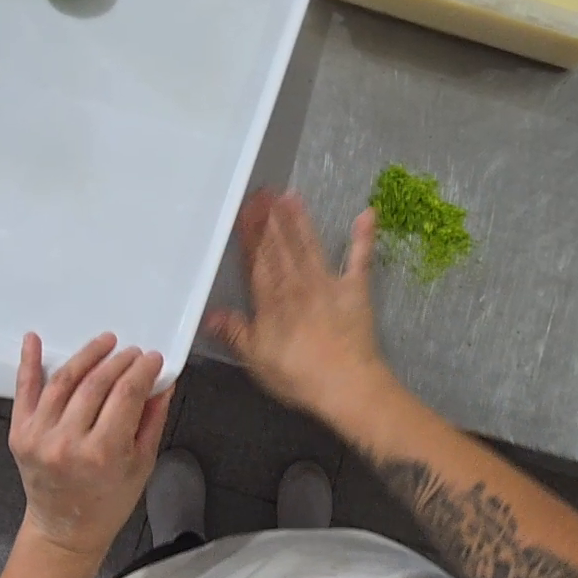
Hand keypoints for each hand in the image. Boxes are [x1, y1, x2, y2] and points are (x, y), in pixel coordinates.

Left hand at [9, 332, 171, 563]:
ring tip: (105, 341)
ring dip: (86, 355)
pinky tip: (33, 339)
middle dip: (119, 361)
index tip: (153, 358)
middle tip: (134, 352)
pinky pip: (24, 391)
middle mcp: (68, 442)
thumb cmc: (110, 500)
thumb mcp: (142, 463)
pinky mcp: (20, 434)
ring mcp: (39, 436)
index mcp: (103, 453)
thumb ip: (152, 419)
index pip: (126, 395)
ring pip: (64, 381)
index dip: (142, 370)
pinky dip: (28, 363)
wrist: (64, 530)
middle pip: (96, 384)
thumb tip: (163, 380)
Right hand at [206, 190, 394, 424]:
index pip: (257, 261)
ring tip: (291, 196)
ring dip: (300, 221)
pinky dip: (364, 237)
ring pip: (309, 246)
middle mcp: (297, 284)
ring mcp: (328, 284)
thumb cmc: (298, 375)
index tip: (246, 209)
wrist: (346, 385)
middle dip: (271, 219)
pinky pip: (360, 260)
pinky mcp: (356, 291)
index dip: (251, 234)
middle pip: (281, 247)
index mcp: (271, 301)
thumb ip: (235, 333)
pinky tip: (367, 214)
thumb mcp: (256, 359)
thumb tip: (211, 314)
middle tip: (264, 191)